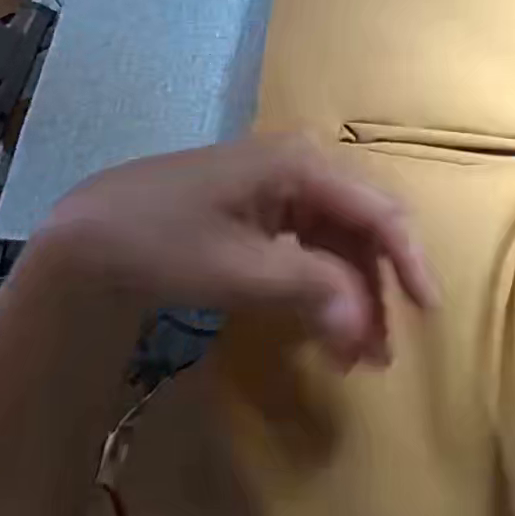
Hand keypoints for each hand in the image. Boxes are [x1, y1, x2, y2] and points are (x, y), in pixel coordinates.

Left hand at [36, 137, 437, 368]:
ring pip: (342, 237)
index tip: (428, 311)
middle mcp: (304, 164)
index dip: (408, 259)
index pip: (377, 210)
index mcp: (302, 163)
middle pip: (364, 225)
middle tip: (380, 350)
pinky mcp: (268, 206)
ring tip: (356, 351)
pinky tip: (326, 320)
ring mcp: (286, 184)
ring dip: (353, 290)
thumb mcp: (236, 268)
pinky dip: (325, 282)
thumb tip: (365, 327)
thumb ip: (310, 290)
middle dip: (377, 286)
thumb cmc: (160, 240)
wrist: (87, 236)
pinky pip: (314, 242)